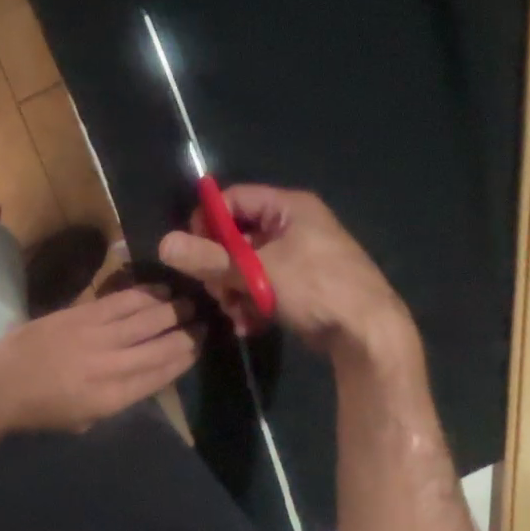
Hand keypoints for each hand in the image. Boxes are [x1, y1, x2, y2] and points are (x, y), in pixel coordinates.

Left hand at [0, 286, 197, 432]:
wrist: (1, 385)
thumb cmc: (40, 411)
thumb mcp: (85, 419)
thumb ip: (117, 398)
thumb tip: (141, 377)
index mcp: (113, 398)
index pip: (160, 375)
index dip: (184, 358)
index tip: (199, 346)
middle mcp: (111, 366)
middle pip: (159, 345)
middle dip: (185, 332)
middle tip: (203, 320)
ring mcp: (96, 337)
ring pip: (146, 318)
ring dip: (170, 308)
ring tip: (187, 301)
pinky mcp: (81, 315)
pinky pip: (122, 301)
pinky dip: (144, 294)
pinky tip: (159, 289)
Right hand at [160, 186, 417, 362]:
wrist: (365, 331)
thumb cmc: (316, 289)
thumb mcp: (258, 273)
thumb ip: (210, 259)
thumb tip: (164, 244)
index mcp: (289, 208)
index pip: (234, 199)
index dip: (208, 222)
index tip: (191, 252)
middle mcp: (293, 226)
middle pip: (237, 237)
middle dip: (220, 268)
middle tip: (215, 291)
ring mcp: (298, 258)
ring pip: (247, 269)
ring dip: (233, 293)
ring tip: (235, 314)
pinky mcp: (300, 287)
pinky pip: (263, 289)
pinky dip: (252, 306)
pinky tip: (249, 326)